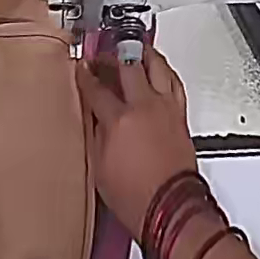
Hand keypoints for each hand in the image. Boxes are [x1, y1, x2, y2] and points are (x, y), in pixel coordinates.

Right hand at [75, 45, 198, 239]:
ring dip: (141, 54)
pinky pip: (173, 81)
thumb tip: (91, 115)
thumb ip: (94, 133)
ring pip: (155, 66)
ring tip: (133, 49)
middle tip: (103, 56)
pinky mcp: (179, 114)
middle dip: (111, 57)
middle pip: (126, 66)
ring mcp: (164, 107)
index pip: (96, 88)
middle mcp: (144, 107)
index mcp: (119, 120)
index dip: (85, 75)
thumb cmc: (137, 197)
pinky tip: (159, 69)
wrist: (170, 208)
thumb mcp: (99, 167)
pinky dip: (164, 71)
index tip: (80, 68)